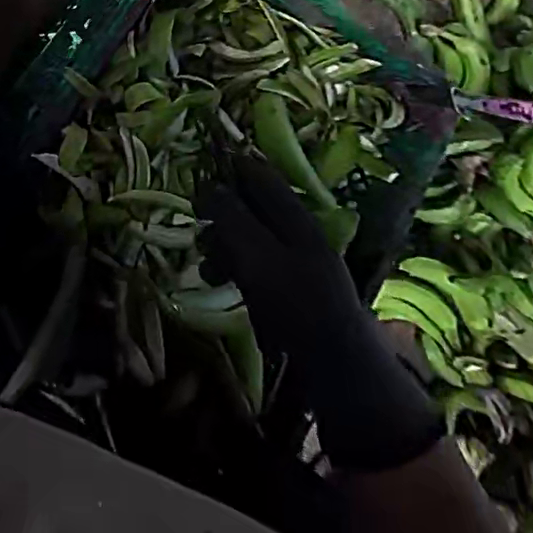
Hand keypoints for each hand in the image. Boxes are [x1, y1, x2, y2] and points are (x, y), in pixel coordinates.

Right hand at [199, 152, 442, 473]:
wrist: (335, 367)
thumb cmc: (294, 304)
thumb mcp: (256, 256)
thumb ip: (231, 219)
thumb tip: (208, 187)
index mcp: (296, 217)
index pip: (260, 174)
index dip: (230, 166)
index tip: (200, 169)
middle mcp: (297, 232)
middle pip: (251, 206)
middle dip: (220, 211)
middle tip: (197, 220)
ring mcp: (294, 260)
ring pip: (248, 236)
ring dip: (222, 242)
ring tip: (206, 261)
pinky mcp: (288, 288)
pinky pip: (253, 264)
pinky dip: (232, 266)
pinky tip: (219, 280)